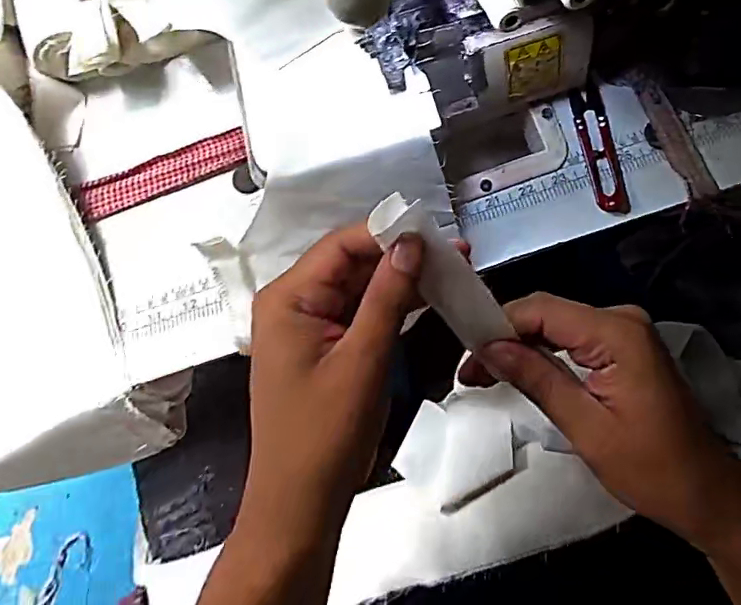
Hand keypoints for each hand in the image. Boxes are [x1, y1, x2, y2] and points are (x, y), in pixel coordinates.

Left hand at [243, 224, 426, 525]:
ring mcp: (310, 323)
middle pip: (353, 261)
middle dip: (401, 255)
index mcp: (288, 298)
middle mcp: (294, 303)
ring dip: (402, 278)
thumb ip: (388, 297)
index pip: (341, 245)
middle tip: (451, 252)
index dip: (387, 233)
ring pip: (362, 284)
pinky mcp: (326, 343)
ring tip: (449, 268)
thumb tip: (411, 243)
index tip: (432, 232)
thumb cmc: (322, 439)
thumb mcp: (362, 361)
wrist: (300, 508)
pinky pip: (362, 309)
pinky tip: (427, 295)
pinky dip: (393, 303)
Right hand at [457, 292, 740, 550]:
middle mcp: (621, 318)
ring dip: (522, 345)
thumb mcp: (587, 428)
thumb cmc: (653, 469)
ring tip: (487, 371)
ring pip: (558, 324)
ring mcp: (626, 330)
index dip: (500, 326)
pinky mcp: (625, 345)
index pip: (542, 309)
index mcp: (617, 332)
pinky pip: (575, 337)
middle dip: (507, 337)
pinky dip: (546, 352)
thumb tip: (490, 349)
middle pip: (548, 313)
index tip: (469, 355)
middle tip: (471, 369)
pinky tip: (522, 368)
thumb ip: (537, 379)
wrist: (710, 494)